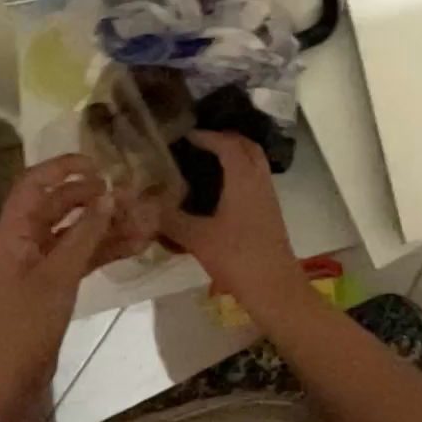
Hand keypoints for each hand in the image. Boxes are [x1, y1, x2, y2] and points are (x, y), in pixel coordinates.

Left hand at [0, 155, 153, 393]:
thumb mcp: (59, 276)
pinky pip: (81, 255)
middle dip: (95, 196)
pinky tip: (137, 245)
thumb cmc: (24, 325)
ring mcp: (38, 264)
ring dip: (107, 224)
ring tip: (143, 220)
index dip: (64, 167)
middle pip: (59, 205)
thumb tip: (108, 196)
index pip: (35, 183)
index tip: (100, 165)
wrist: (5, 384)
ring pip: (75, 230)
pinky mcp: (52, 284)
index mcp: (13, 233)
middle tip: (130, 195)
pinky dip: (105, 248)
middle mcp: (24, 241)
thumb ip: (85, 234)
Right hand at [160, 131, 304, 305]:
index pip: (227, 144)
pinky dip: (240, 171)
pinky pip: (256, 177)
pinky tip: (221, 189)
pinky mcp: (270, 209)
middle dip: (224, 139)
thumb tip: (147, 206)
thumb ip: (171, 220)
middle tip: (199, 143)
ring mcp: (268, 194)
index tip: (185, 136)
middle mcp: (259, 179)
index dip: (207, 136)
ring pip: (254, 161)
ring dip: (235, 154)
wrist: (274, 284)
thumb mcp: (197, 238)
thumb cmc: (237, 256)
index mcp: (243, 178)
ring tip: (207, 162)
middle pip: (246, 146)